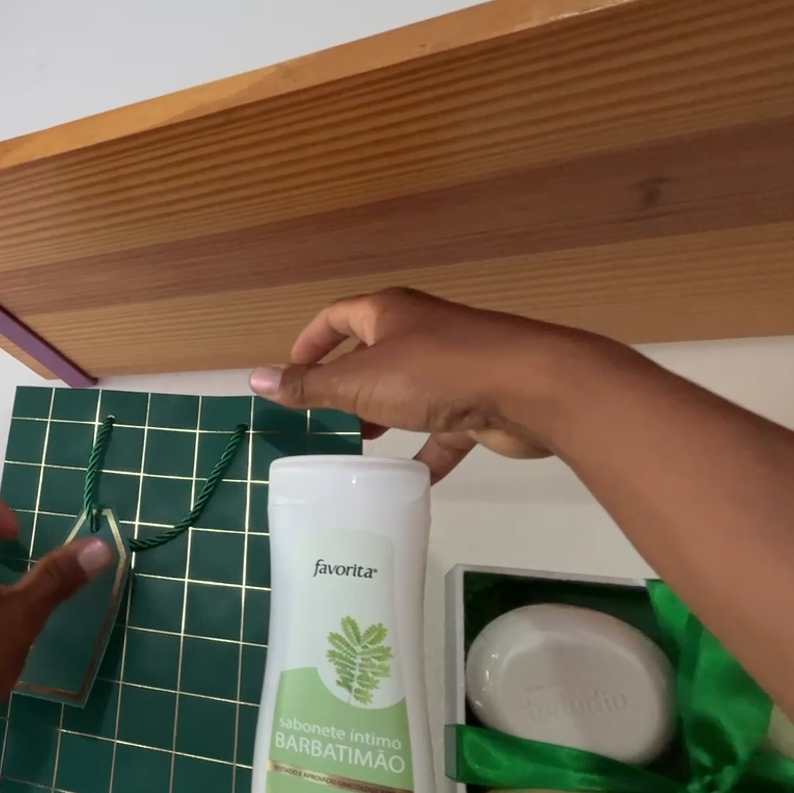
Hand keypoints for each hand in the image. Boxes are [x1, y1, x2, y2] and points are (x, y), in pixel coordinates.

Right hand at [249, 288, 629, 480]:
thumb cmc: (436, 373)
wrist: (539, 389)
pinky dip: (427, 449)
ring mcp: (455, 364)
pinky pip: (444, 425)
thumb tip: (254, 379)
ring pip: (405, 389)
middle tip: (318, 416)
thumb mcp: (359, 382)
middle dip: (343, 385)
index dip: (309, 342)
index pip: (337, 317)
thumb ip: (308, 386)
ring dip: (381, 414)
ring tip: (357, 443)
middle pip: (370, 353)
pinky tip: (411, 478)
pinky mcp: (482, 397)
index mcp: (389, 314)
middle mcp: (421, 331)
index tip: (291, 372)